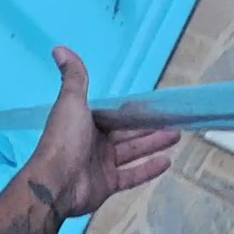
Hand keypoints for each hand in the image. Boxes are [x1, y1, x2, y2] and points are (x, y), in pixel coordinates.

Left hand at [21, 46, 178, 219]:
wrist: (56, 182)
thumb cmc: (65, 140)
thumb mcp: (71, 102)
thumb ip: (74, 78)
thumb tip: (59, 48)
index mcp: (86, 123)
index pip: (115, 114)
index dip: (133, 109)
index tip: (155, 103)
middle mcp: (94, 143)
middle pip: (127, 133)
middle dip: (150, 126)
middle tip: (175, 119)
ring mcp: (102, 165)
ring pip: (133, 152)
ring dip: (154, 143)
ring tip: (177, 135)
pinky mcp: (108, 185)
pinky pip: (132, 175)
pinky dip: (149, 169)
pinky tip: (167, 161)